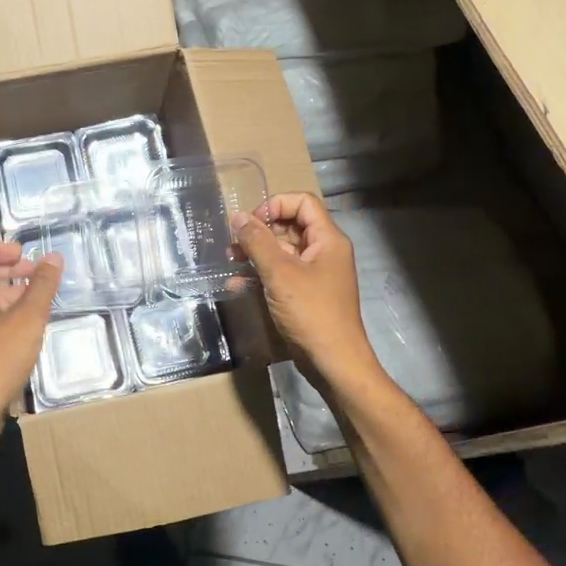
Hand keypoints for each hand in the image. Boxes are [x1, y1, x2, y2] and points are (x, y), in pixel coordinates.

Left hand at [0, 241, 62, 433]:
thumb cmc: (0, 357)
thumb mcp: (29, 318)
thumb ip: (42, 286)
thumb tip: (54, 257)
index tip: (25, 253)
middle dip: (11, 271)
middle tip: (38, 276)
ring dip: (12, 295)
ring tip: (39, 304)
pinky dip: (7, 317)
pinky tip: (28, 333)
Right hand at [232, 193, 379, 382]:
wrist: (334, 363)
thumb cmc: (311, 312)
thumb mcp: (280, 273)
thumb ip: (257, 241)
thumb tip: (237, 217)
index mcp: (327, 239)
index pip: (302, 202)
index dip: (275, 205)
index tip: (252, 222)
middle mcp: (324, 252)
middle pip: (290, 225)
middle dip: (259, 231)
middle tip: (234, 244)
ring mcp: (315, 274)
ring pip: (282, 251)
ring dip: (255, 253)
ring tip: (231, 262)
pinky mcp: (305, 294)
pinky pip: (280, 274)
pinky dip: (260, 275)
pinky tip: (237, 285)